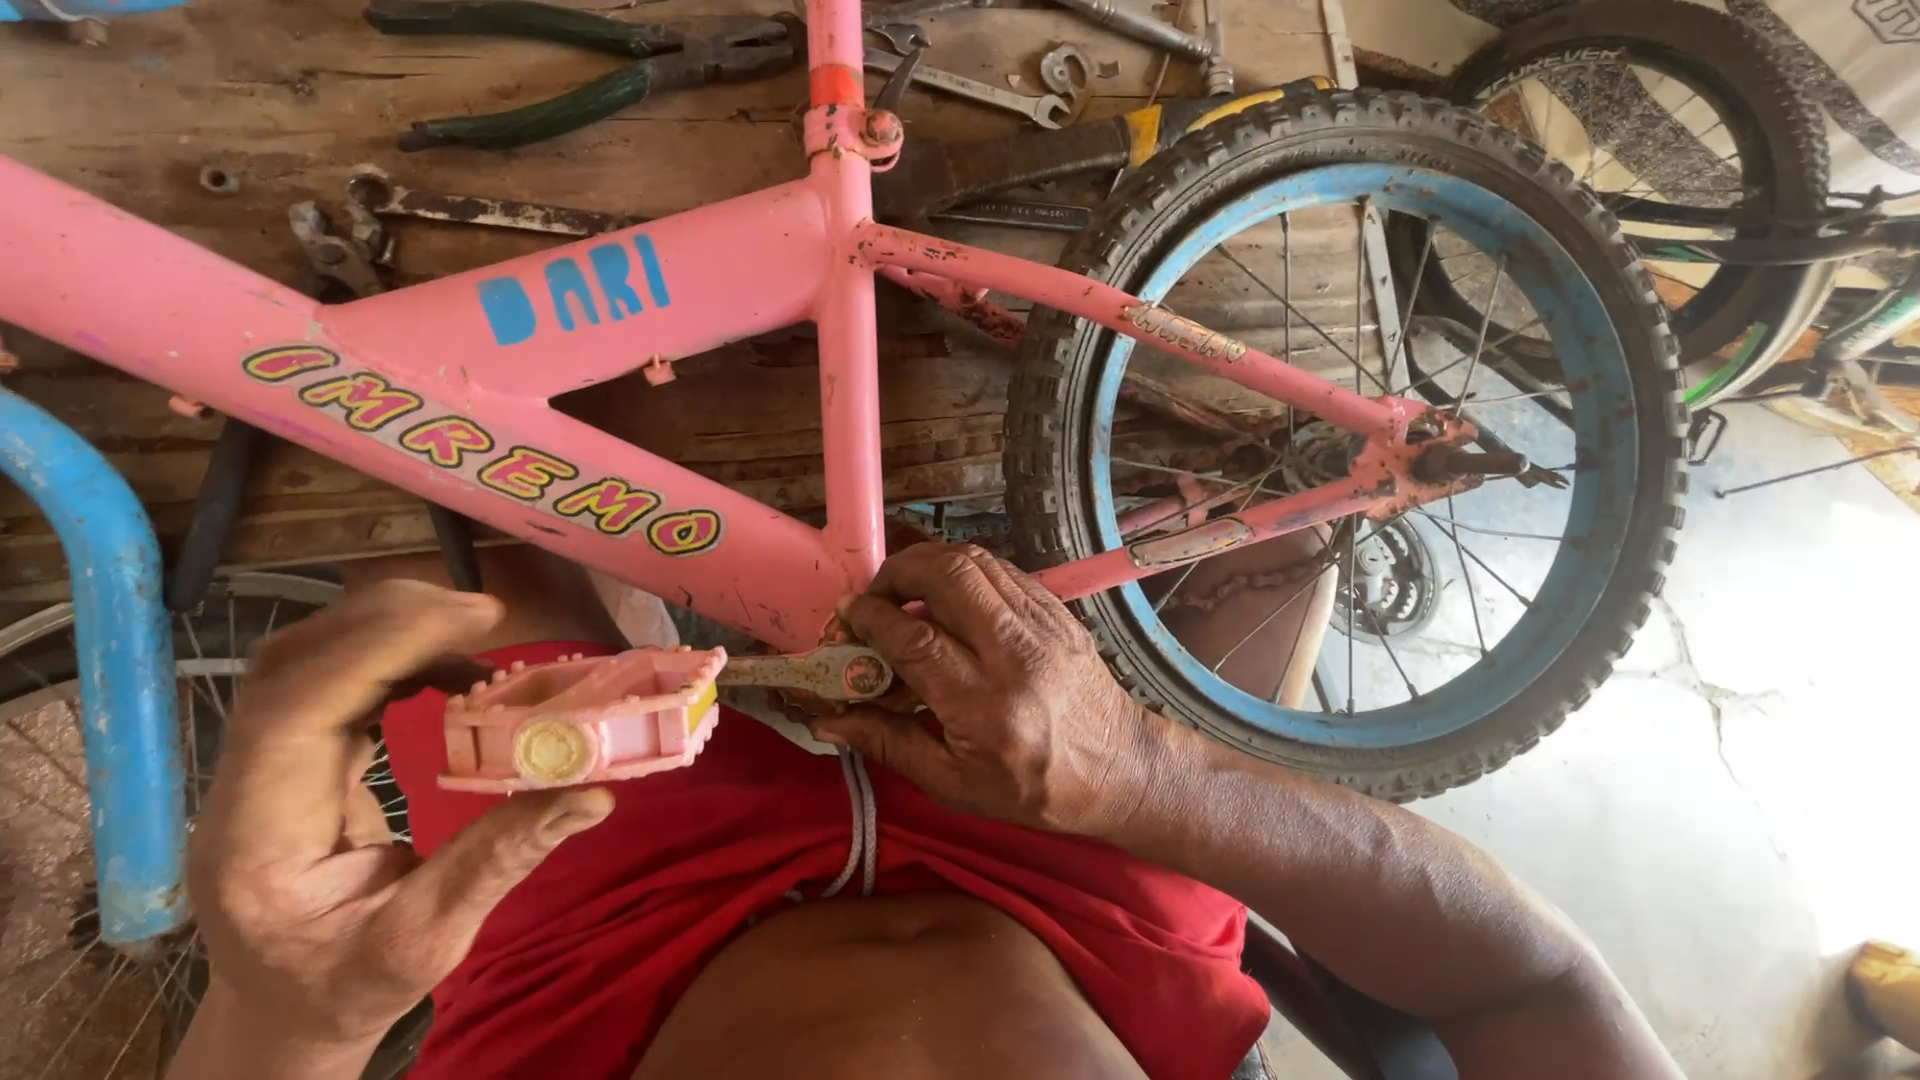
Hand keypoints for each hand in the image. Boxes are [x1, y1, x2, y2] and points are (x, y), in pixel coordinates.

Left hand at [188, 580, 614, 1049]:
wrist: (286, 1006)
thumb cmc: (349, 983)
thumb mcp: (428, 940)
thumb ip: (501, 860)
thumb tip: (593, 794)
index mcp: (259, 837)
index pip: (299, 711)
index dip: (381, 649)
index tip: (474, 619)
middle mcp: (245, 787)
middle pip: (292, 666)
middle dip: (388, 620)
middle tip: (485, 612)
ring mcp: (263, 767)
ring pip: (309, 660)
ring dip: (390, 626)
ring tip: (474, 624)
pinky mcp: (295, 758)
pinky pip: (335, 680)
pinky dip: (397, 655)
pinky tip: (457, 668)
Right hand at [811, 543, 1177, 836]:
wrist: (1119, 769)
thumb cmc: (1033, 788)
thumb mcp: (954, 784)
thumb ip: (888, 744)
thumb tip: (828, 722)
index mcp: (985, 705)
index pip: (915, 638)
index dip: (871, 619)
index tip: (847, 617)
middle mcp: (1014, 652)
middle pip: (947, 576)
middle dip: (898, 572)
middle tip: (877, 595)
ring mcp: (1042, 623)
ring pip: (975, 562)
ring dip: (929, 564)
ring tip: (906, 590)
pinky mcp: (1057, 610)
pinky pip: (1002, 569)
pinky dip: (964, 571)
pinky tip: (949, 595)